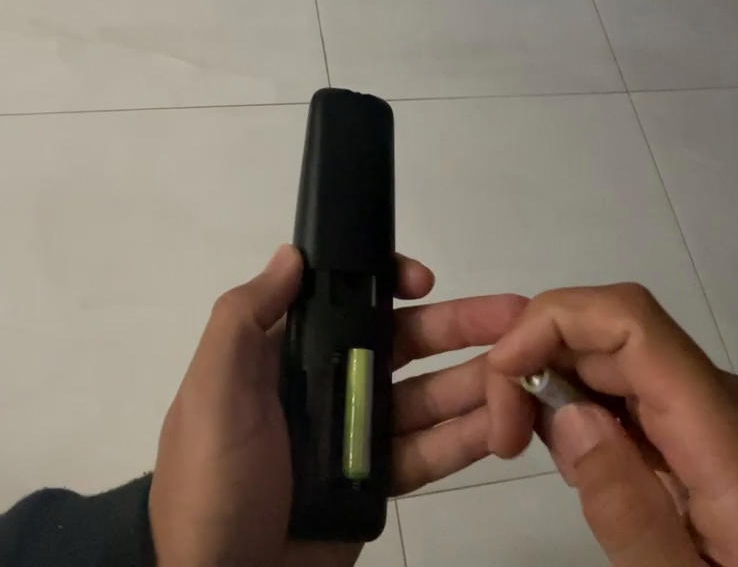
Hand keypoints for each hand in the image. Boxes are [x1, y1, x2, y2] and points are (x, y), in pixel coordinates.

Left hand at [150, 245, 525, 566]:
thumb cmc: (212, 478)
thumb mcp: (213, 390)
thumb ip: (245, 317)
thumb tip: (291, 255)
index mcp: (286, 353)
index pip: (346, 302)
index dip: (388, 285)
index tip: (424, 281)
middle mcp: (326, 383)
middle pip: (400, 344)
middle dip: (454, 326)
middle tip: (513, 316)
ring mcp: (355, 433)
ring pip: (425, 396)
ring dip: (474, 379)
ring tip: (526, 370)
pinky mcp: (375, 481)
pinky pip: (427, 452)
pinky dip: (466, 438)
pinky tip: (506, 424)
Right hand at [485, 284, 737, 566]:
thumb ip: (630, 513)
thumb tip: (566, 409)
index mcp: (726, 433)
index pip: (630, 320)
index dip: (552, 321)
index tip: (502, 376)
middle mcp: (725, 401)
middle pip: (613, 332)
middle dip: (539, 358)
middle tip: (502, 436)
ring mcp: (724, 415)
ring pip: (618, 358)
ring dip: (557, 382)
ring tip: (525, 446)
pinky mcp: (716, 435)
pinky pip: (638, 392)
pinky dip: (586, 405)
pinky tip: (572, 456)